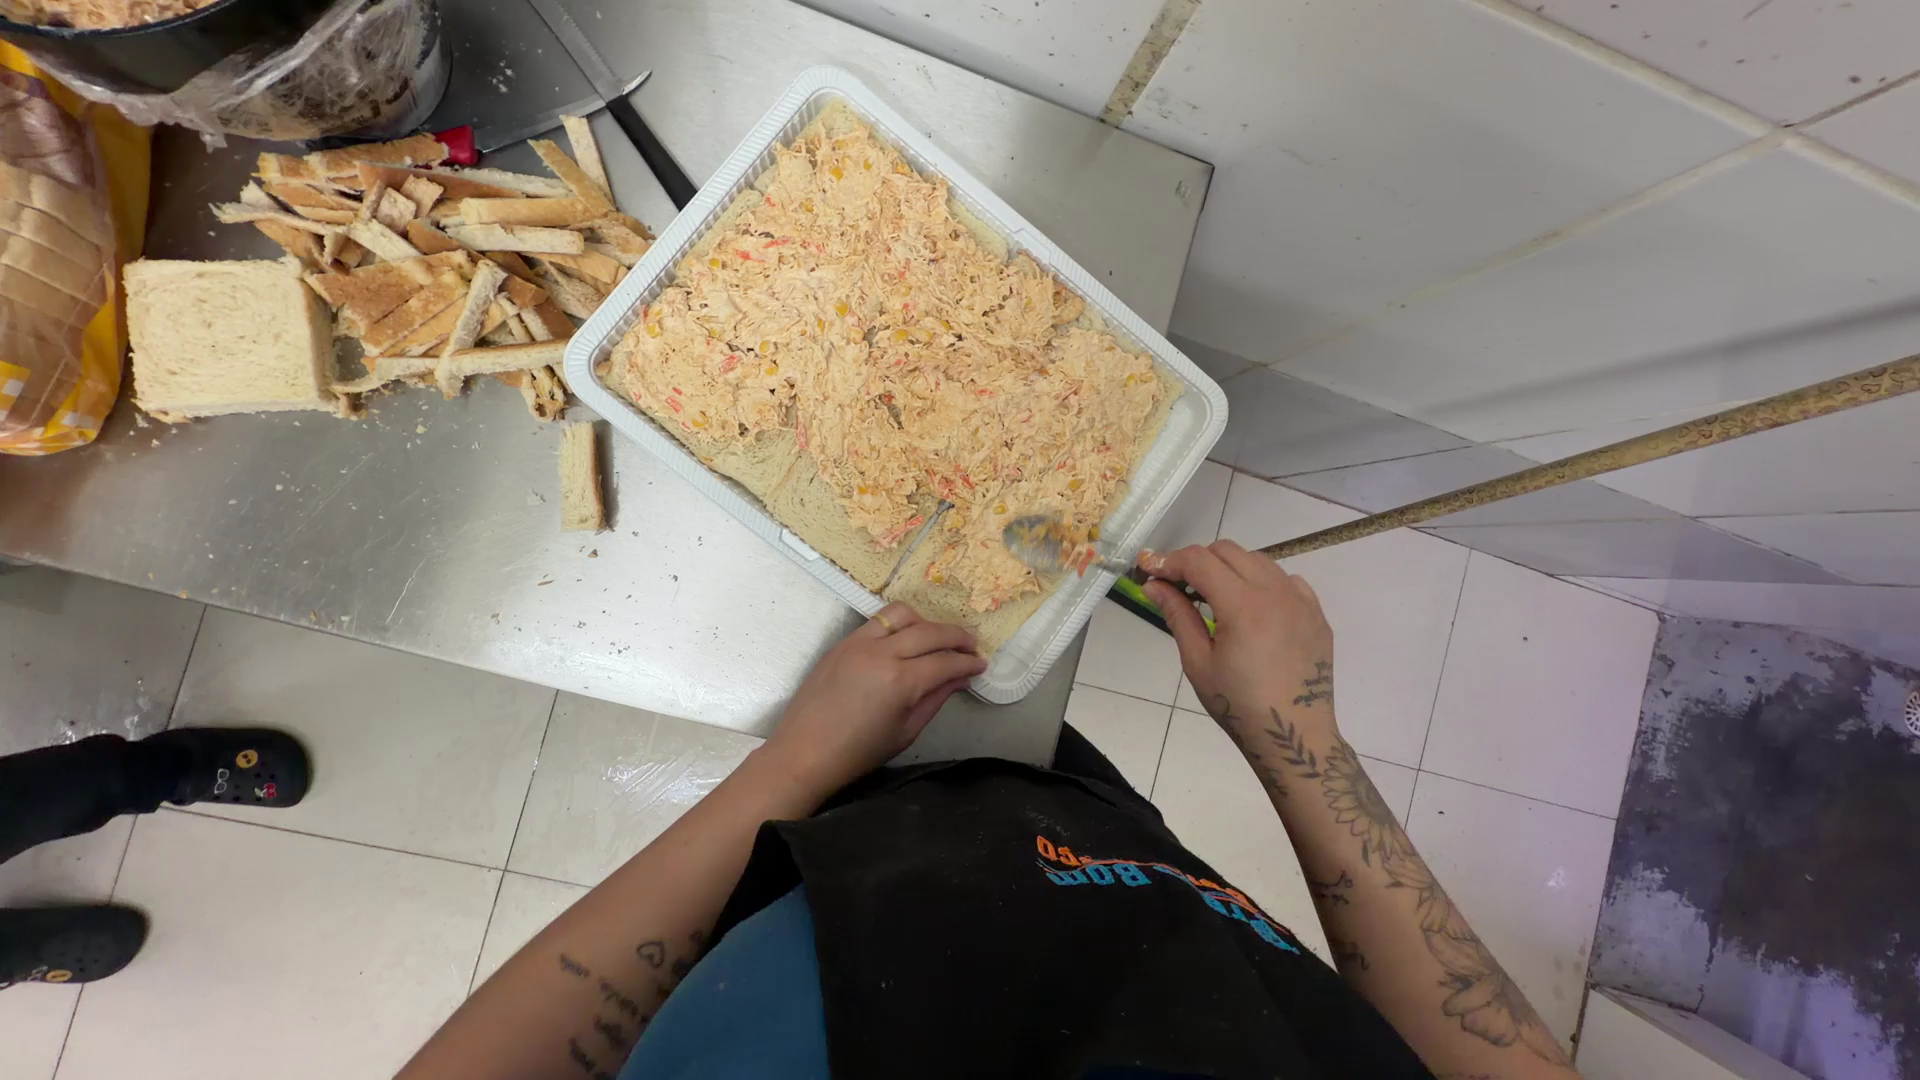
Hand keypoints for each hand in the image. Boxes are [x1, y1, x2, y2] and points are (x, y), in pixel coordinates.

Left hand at [759, 603, 986, 798]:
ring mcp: (859, 643)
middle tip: (972, 645)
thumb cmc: (858, 753)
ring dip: (926, 622)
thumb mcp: (906, 731)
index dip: (968, 662)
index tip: (981, 664)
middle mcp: (881, 653)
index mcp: (900, 681)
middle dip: (957, 636)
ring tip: (938, 637)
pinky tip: (907, 639)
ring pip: (902, 614)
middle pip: (930, 631)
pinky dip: (899, 624)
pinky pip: (877, 621)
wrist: (803, 752)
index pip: (945, 662)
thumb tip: (961, 678)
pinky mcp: (843, 642)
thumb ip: (936, 699)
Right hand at [1142, 541, 1336, 740]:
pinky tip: (1251, 607)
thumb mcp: (1198, 662)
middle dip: (1196, 561)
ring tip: (1213, 596)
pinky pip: (1285, 579)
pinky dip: (1261, 581)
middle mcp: (1276, 593)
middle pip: (1227, 551)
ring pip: (1257, 560)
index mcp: (1243, 606)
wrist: (1294, 736)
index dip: (1169, 561)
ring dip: (1229, 568)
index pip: (1200, 561)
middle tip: (1178, 585)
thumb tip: (1153, 585)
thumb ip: (1177, 615)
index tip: (1149, 570)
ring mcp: (1301, 601)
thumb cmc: (1238, 705)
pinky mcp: (1316, 613)